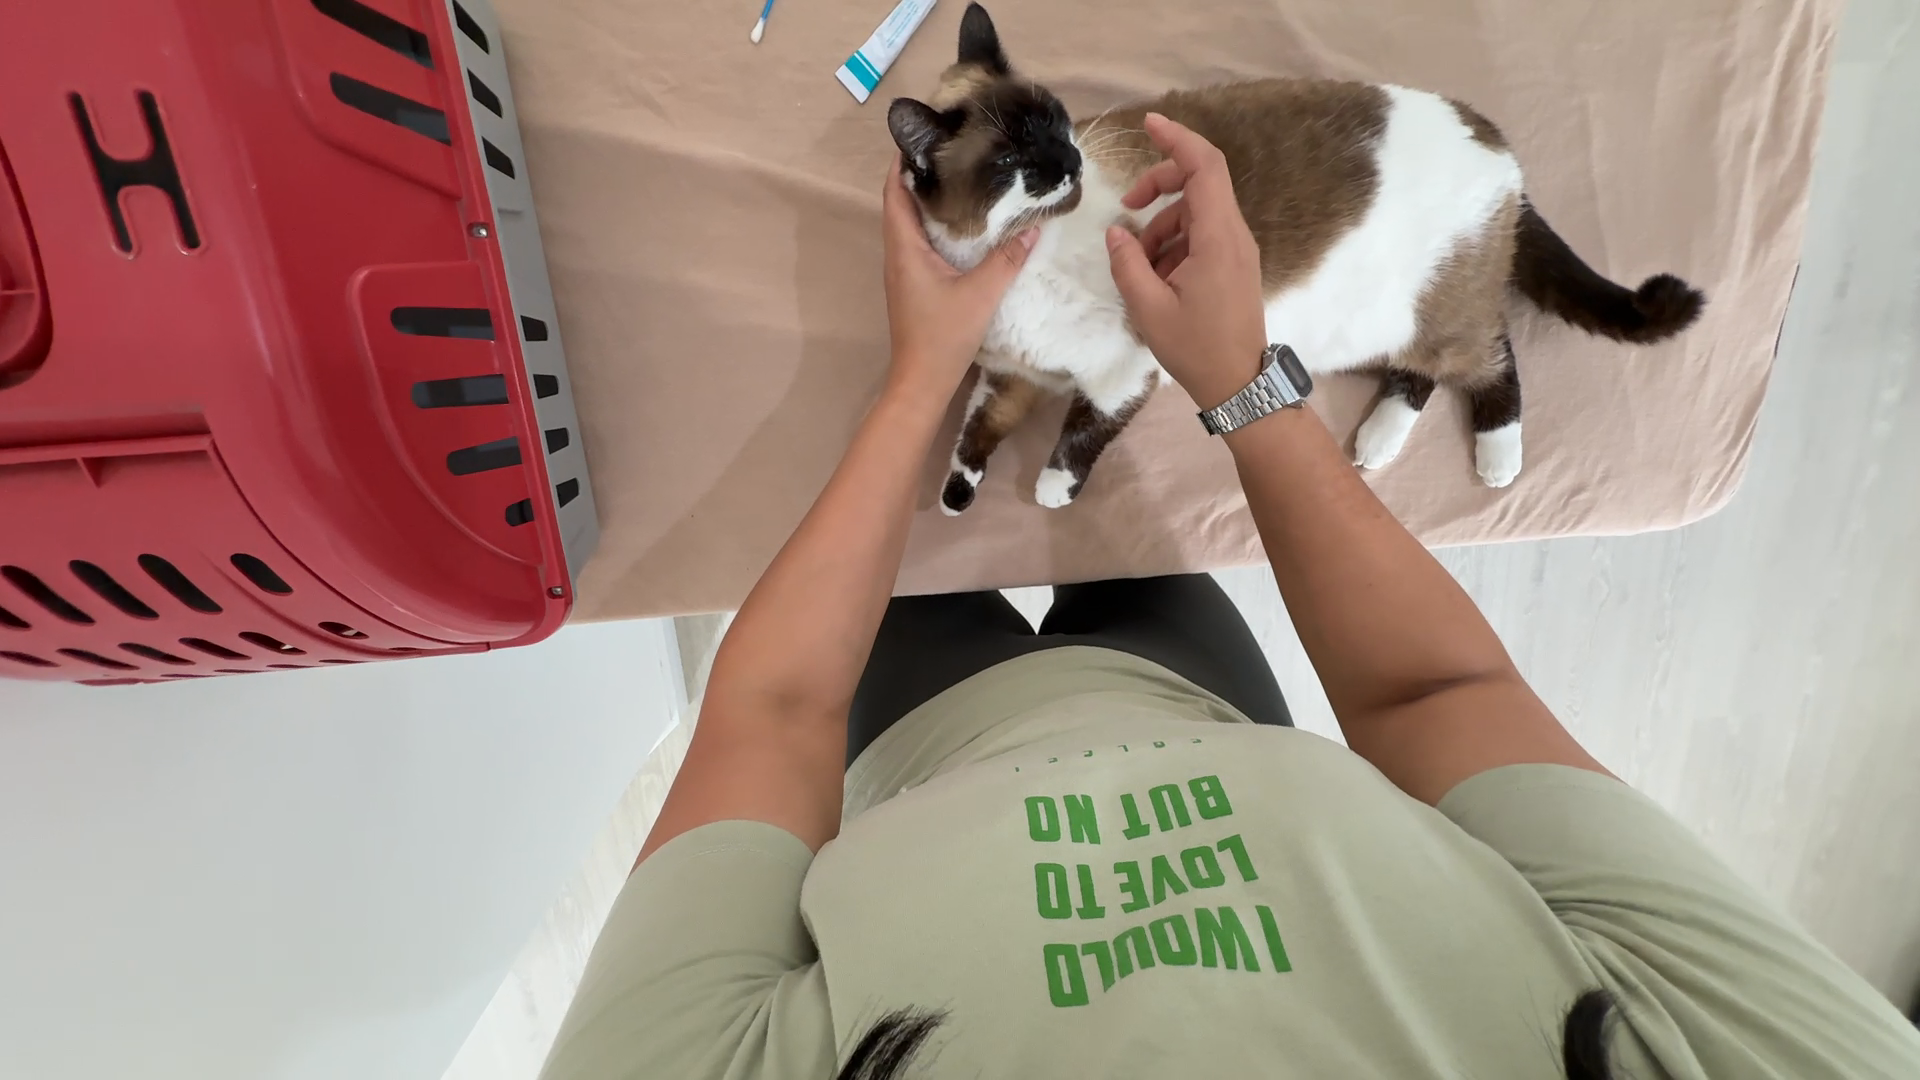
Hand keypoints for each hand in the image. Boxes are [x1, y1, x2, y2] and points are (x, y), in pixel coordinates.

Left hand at [881, 156, 1036, 402]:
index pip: (895, 190)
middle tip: (955, 151)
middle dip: (923, 175)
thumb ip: (1006, 261)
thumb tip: (1034, 226)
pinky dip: (936, 227)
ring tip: (962, 179)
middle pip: (902, 202)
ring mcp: (903, 272)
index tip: (928, 133)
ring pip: (911, 224)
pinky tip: (963, 227)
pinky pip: (920, 245)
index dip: (905, 159)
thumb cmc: (943, 337)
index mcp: (904, 248)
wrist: (921, 382)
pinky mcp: (914, 286)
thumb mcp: (980, 296)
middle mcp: (898, 255)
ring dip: (930, 202)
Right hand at [1105, 114, 1267, 408]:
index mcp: (1217, 238)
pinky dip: (1174, 248)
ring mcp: (1237, 252)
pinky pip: (1201, 240)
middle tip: (1127, 212)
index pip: (1204, 166)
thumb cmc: (1195, 348)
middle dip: (1159, 188)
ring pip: (1195, 216)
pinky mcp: (1233, 268)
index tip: (1148, 124)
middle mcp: (1234, 235)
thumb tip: (1116, 234)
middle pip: (1199, 185)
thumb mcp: (1148, 309)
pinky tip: (1157, 281)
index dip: (1177, 139)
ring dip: (1161, 230)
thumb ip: (1128, 265)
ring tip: (1139, 270)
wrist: (1237, 383)